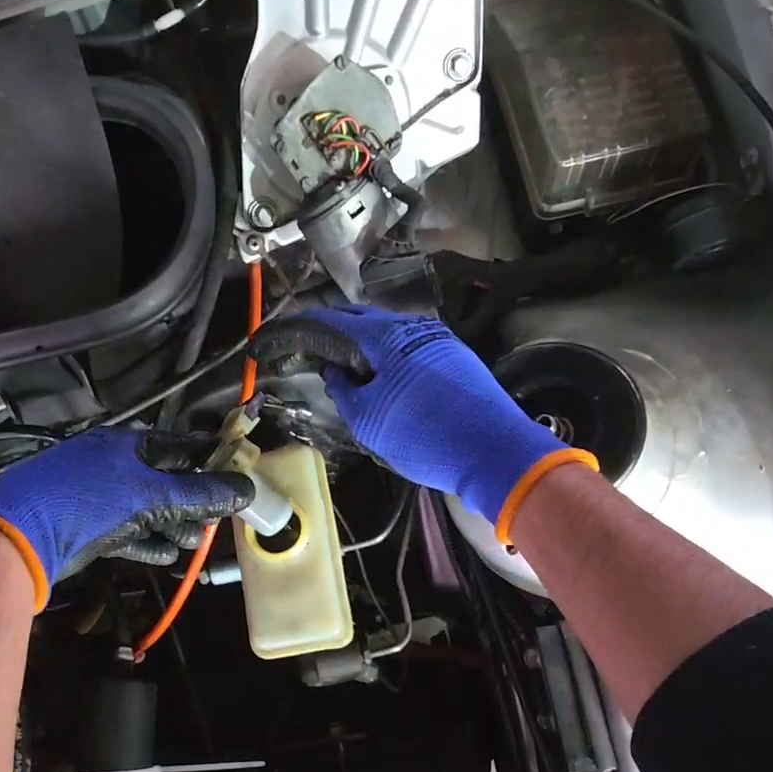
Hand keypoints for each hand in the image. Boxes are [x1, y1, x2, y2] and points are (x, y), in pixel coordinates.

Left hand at [0, 428, 254, 607]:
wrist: (20, 535)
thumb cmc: (87, 500)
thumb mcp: (149, 494)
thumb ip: (198, 494)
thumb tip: (245, 489)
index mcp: (124, 445)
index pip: (177, 445)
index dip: (207, 457)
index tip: (235, 469)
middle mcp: (110, 466)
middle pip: (163, 480)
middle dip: (192, 500)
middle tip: (219, 517)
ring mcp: (95, 498)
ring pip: (146, 509)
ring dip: (173, 525)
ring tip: (196, 541)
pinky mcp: (86, 528)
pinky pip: (126, 533)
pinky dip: (147, 542)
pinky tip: (167, 554)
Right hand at [249, 305, 595, 540]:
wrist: (497, 452)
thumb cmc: (426, 436)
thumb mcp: (369, 420)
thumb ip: (344, 390)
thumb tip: (334, 372)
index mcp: (386, 336)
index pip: (330, 320)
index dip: (298, 328)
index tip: (275, 337)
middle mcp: (413, 327)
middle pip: (361, 319)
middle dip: (330, 331)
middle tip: (308, 348)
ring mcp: (439, 339)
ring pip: (388, 333)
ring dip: (360, 344)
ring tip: (341, 365)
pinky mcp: (455, 357)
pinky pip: (408, 346)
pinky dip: (385, 355)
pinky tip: (381, 375)